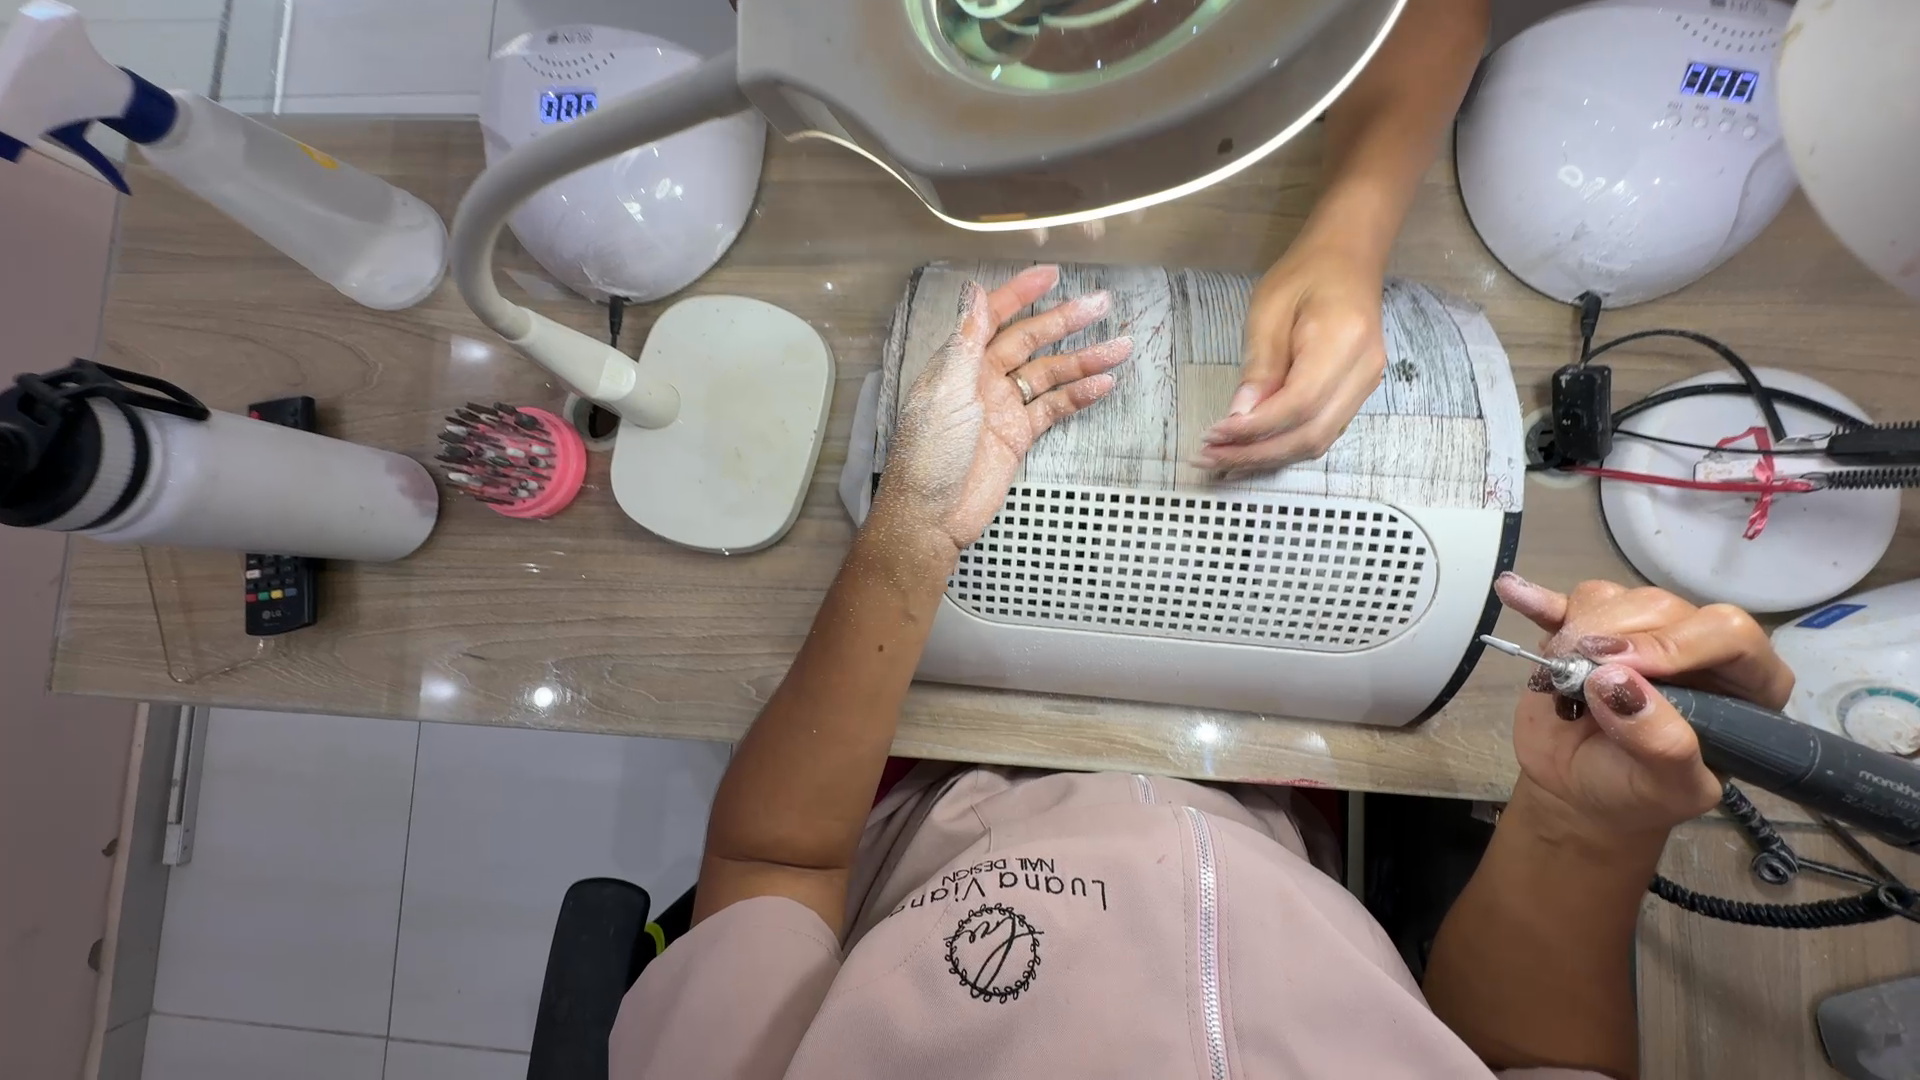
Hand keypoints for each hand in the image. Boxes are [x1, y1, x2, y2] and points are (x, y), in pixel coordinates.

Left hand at [875, 264, 1130, 552]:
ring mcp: (1002, 408)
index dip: (1020, 293)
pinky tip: (1102, 385)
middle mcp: (982, 380)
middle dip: (1064, 321)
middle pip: (1029, 341)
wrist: (932, 515)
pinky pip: (1052, 409)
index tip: (1050, 274)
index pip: (993, 317)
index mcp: (959, 363)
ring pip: (1048, 375)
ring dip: (1082, 361)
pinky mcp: (1018, 436)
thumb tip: (973, 291)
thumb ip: (965, 342)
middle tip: (1101, 303)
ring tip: (1119, 347)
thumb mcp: (946, 393)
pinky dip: (1077, 397)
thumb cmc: (928, 454)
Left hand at [1197, 238, 1385, 469]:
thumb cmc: (1304, 276)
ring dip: (1265, 457)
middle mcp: (1363, 371)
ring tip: (1221, 459)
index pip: (1297, 404)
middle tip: (1208, 457)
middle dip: (1254, 453)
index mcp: (1343, 341)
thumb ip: (1258, 366)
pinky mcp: (1355, 395)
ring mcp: (1365, 386)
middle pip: (1308, 434)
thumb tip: (1239, 416)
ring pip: (1315, 442)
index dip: (1254, 428)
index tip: (1213, 435)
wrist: (1348, 259)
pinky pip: (1319, 434)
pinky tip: (1249, 452)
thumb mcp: (1267, 311)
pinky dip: (1282, 448)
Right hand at [1493, 574, 1795, 841]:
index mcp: (1740, 684)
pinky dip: (1536, 597)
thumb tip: (1613, 680)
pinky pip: (1561, 602)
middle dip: (1610, 637)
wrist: (1578, 789)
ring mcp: (1632, 637)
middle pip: (1660, 608)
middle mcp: (1693, 649)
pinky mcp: (1578, 633)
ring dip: (1574, 630)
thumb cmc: (1634, 792)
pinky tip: (1513, 592)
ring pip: (1610, 599)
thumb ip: (1661, 742)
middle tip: (1574, 674)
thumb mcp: (1667, 787)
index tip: (1617, 667)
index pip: (1726, 634)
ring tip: (1554, 673)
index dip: (1673, 642)